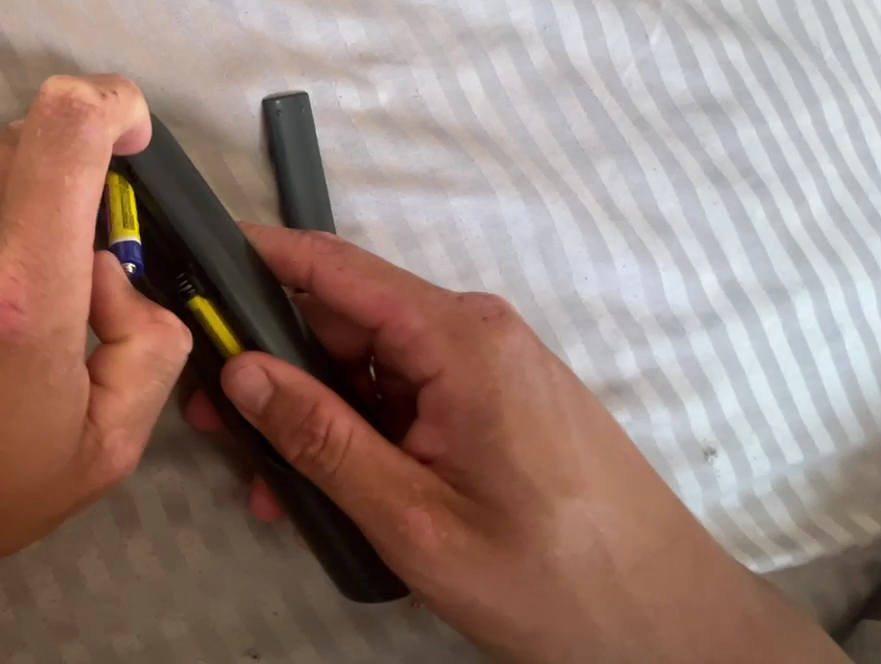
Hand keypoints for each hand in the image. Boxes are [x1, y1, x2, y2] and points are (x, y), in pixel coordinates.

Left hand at [0, 74, 191, 592]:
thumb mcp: (107, 445)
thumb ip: (149, 340)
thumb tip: (111, 270)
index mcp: (19, 289)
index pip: (66, 125)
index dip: (114, 102)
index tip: (133, 138)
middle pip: (33, 130)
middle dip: (79, 165)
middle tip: (79, 245)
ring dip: (26, 187)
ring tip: (16, 274)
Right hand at [188, 226, 847, 663]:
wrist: (686, 642)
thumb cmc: (554, 581)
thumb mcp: (416, 519)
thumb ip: (320, 439)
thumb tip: (237, 370)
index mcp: (455, 338)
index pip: (333, 267)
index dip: (258, 254)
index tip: (194, 258)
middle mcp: (467, 332)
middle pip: (339, 323)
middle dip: (269, 365)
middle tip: (209, 416)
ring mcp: (479, 366)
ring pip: (360, 366)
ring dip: (308, 412)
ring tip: (265, 479)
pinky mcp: (485, 400)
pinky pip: (395, 396)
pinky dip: (351, 430)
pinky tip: (322, 485)